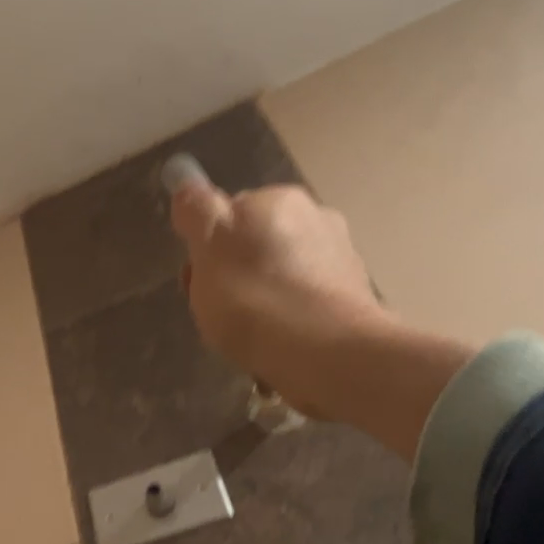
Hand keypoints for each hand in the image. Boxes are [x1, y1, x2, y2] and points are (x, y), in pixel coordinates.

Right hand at [171, 179, 390, 417]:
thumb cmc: (254, 298)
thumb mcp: (207, 248)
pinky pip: (304, 302)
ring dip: (262, 298)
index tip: (199, 281)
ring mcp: (340, 257)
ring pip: (281, 275)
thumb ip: (195, 212)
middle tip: (219, 312)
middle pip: (257, 244)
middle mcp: (316, 217)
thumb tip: (189, 189)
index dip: (207, 248)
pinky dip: (288, 319)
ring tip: (250, 335)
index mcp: (278, 200)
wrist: (325, 353)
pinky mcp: (354, 298)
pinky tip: (278, 345)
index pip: (229, 213)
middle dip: (236, 275)